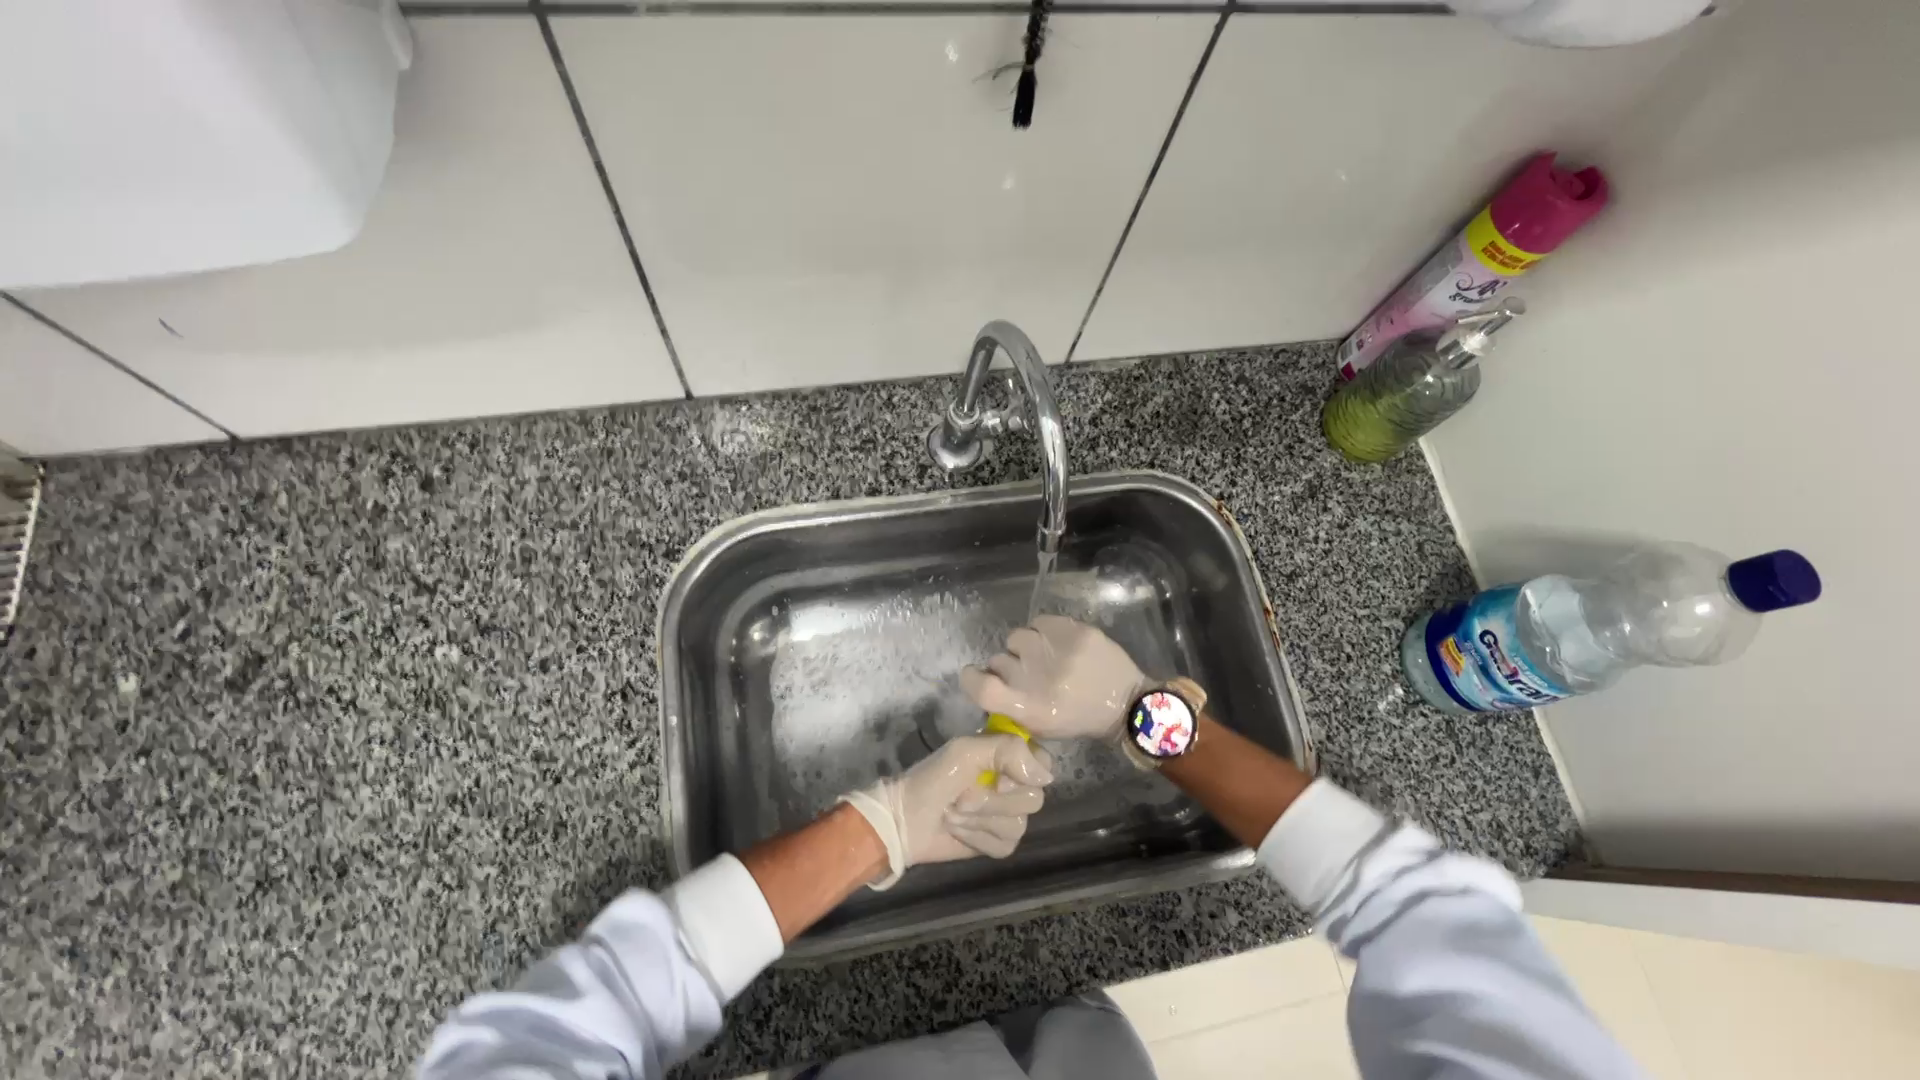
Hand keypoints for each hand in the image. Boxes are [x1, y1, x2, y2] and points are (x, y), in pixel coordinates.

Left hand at [840, 733, 1052, 889]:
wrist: (903, 820)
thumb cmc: (932, 778)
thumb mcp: (965, 751)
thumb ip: (1007, 750)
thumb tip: (1046, 778)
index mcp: (1006, 758)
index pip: (1044, 765)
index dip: (1026, 774)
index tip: (999, 778)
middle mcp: (1012, 786)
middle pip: (1034, 799)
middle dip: (992, 801)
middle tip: (962, 795)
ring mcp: (1006, 816)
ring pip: (1019, 825)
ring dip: (978, 820)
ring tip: (954, 812)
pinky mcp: (997, 843)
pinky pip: (1005, 845)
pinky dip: (977, 838)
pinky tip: (958, 830)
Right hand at [960, 615, 1149, 740]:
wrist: (1126, 704)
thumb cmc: (1079, 718)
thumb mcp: (1041, 725)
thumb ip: (1011, 705)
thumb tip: (986, 679)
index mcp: (1028, 709)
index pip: (981, 687)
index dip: (970, 678)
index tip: (974, 674)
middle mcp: (1036, 678)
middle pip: (997, 660)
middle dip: (1007, 665)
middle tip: (1029, 673)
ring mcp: (1054, 650)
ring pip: (1016, 637)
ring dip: (1026, 647)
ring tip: (1046, 657)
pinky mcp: (1072, 631)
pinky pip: (1039, 621)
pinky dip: (1044, 632)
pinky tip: (1058, 644)